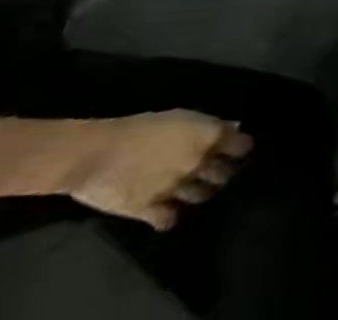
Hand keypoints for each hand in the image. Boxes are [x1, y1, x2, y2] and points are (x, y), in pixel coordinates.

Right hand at [61, 110, 251, 230]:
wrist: (94, 153)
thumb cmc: (140, 127)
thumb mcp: (182, 117)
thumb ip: (210, 125)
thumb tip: (234, 128)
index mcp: (209, 137)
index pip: (243, 147)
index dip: (240, 149)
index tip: (234, 151)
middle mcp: (199, 163)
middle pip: (225, 174)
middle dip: (221, 173)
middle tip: (213, 172)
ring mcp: (175, 188)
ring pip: (202, 196)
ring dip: (199, 193)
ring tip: (192, 190)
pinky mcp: (149, 209)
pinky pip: (169, 219)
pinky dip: (170, 217)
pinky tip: (167, 213)